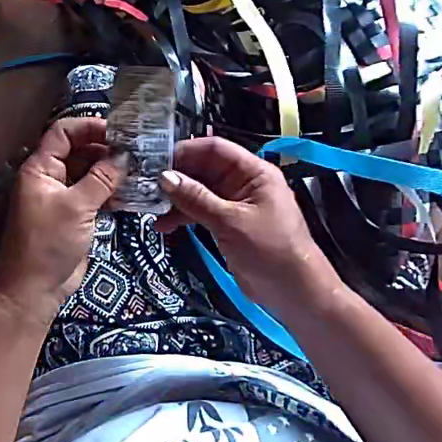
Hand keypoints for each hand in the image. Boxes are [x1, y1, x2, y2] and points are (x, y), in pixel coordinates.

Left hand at [0, 118, 123, 311]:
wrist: (35, 289)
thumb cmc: (48, 243)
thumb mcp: (77, 207)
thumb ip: (101, 179)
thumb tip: (124, 156)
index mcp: (40, 169)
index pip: (63, 133)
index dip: (89, 127)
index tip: (119, 131)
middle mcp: (50, 178)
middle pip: (79, 151)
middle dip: (106, 149)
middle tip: (137, 151)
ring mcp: (63, 198)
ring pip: (89, 174)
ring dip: (111, 172)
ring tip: (140, 169)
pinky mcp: (75, 217)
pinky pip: (94, 195)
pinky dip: (111, 192)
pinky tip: (132, 191)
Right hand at [157, 136, 345, 318]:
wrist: (293, 292)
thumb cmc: (272, 251)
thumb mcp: (230, 221)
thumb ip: (196, 199)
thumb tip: (165, 177)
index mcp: (254, 172)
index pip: (215, 149)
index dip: (185, 152)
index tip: (157, 160)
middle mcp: (244, 183)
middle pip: (203, 169)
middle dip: (176, 177)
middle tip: (147, 185)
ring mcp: (234, 204)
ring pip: (198, 191)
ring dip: (176, 199)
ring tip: (153, 209)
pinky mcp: (227, 224)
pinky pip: (199, 211)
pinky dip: (182, 216)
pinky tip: (165, 225)